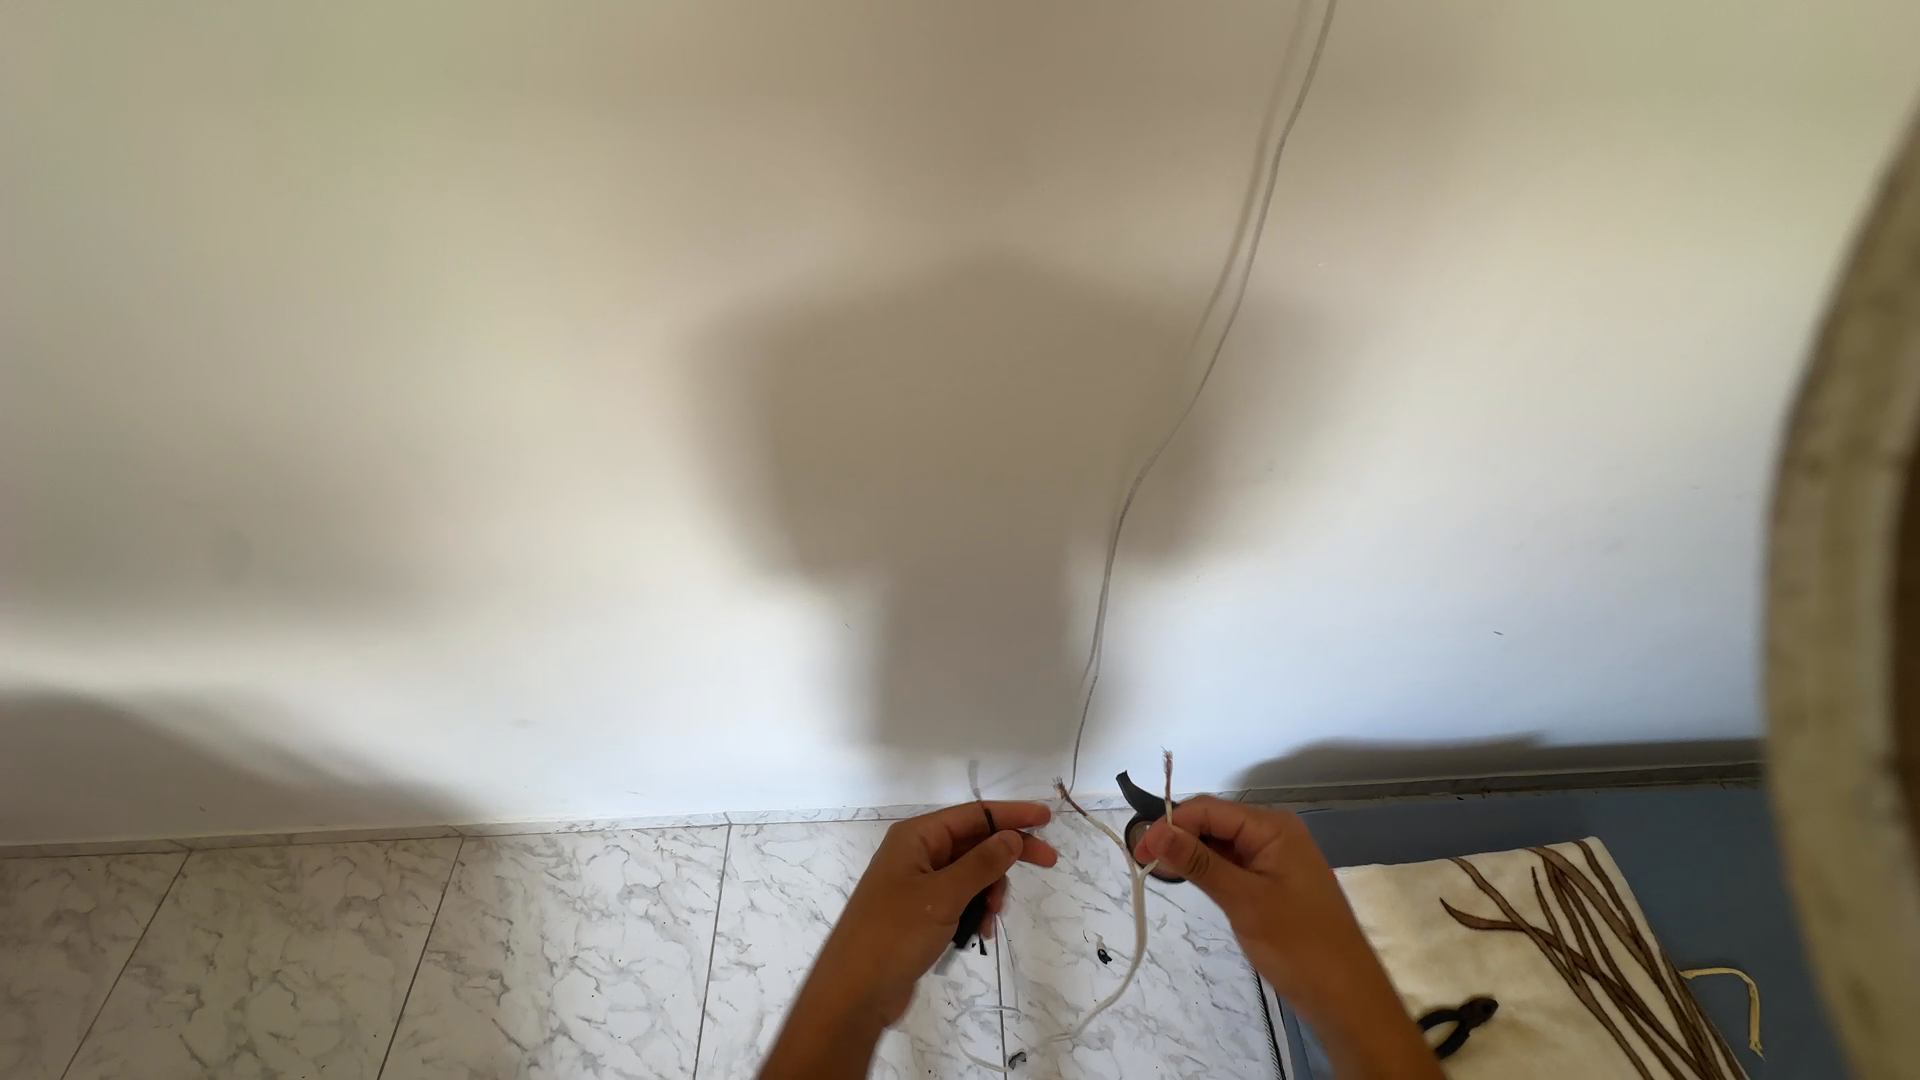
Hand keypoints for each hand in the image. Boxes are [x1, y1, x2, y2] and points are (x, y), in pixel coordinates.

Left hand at [820, 801, 1057, 1023]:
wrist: (854, 994)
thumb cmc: (894, 934)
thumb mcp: (943, 895)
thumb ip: (981, 864)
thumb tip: (1012, 836)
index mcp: (917, 837)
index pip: (973, 814)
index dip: (1011, 814)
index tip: (1046, 818)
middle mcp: (918, 853)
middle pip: (974, 842)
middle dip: (1007, 854)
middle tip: (1048, 862)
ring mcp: (919, 884)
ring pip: (971, 873)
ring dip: (990, 890)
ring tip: (993, 916)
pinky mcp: (922, 913)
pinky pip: (960, 899)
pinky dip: (975, 911)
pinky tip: (980, 933)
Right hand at [1134, 797, 1440, 1079]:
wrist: (1350, 1004)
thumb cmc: (1300, 946)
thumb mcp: (1244, 901)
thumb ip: (1198, 862)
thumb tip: (1154, 831)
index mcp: (1274, 827)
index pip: (1209, 809)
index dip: (1171, 824)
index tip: (1139, 851)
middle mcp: (1275, 834)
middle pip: (1214, 821)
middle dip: (1178, 837)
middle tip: (1143, 862)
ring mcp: (1275, 858)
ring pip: (1220, 842)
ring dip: (1190, 853)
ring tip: (1158, 871)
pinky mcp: (1273, 881)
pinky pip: (1232, 862)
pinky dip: (1208, 869)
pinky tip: (1188, 879)